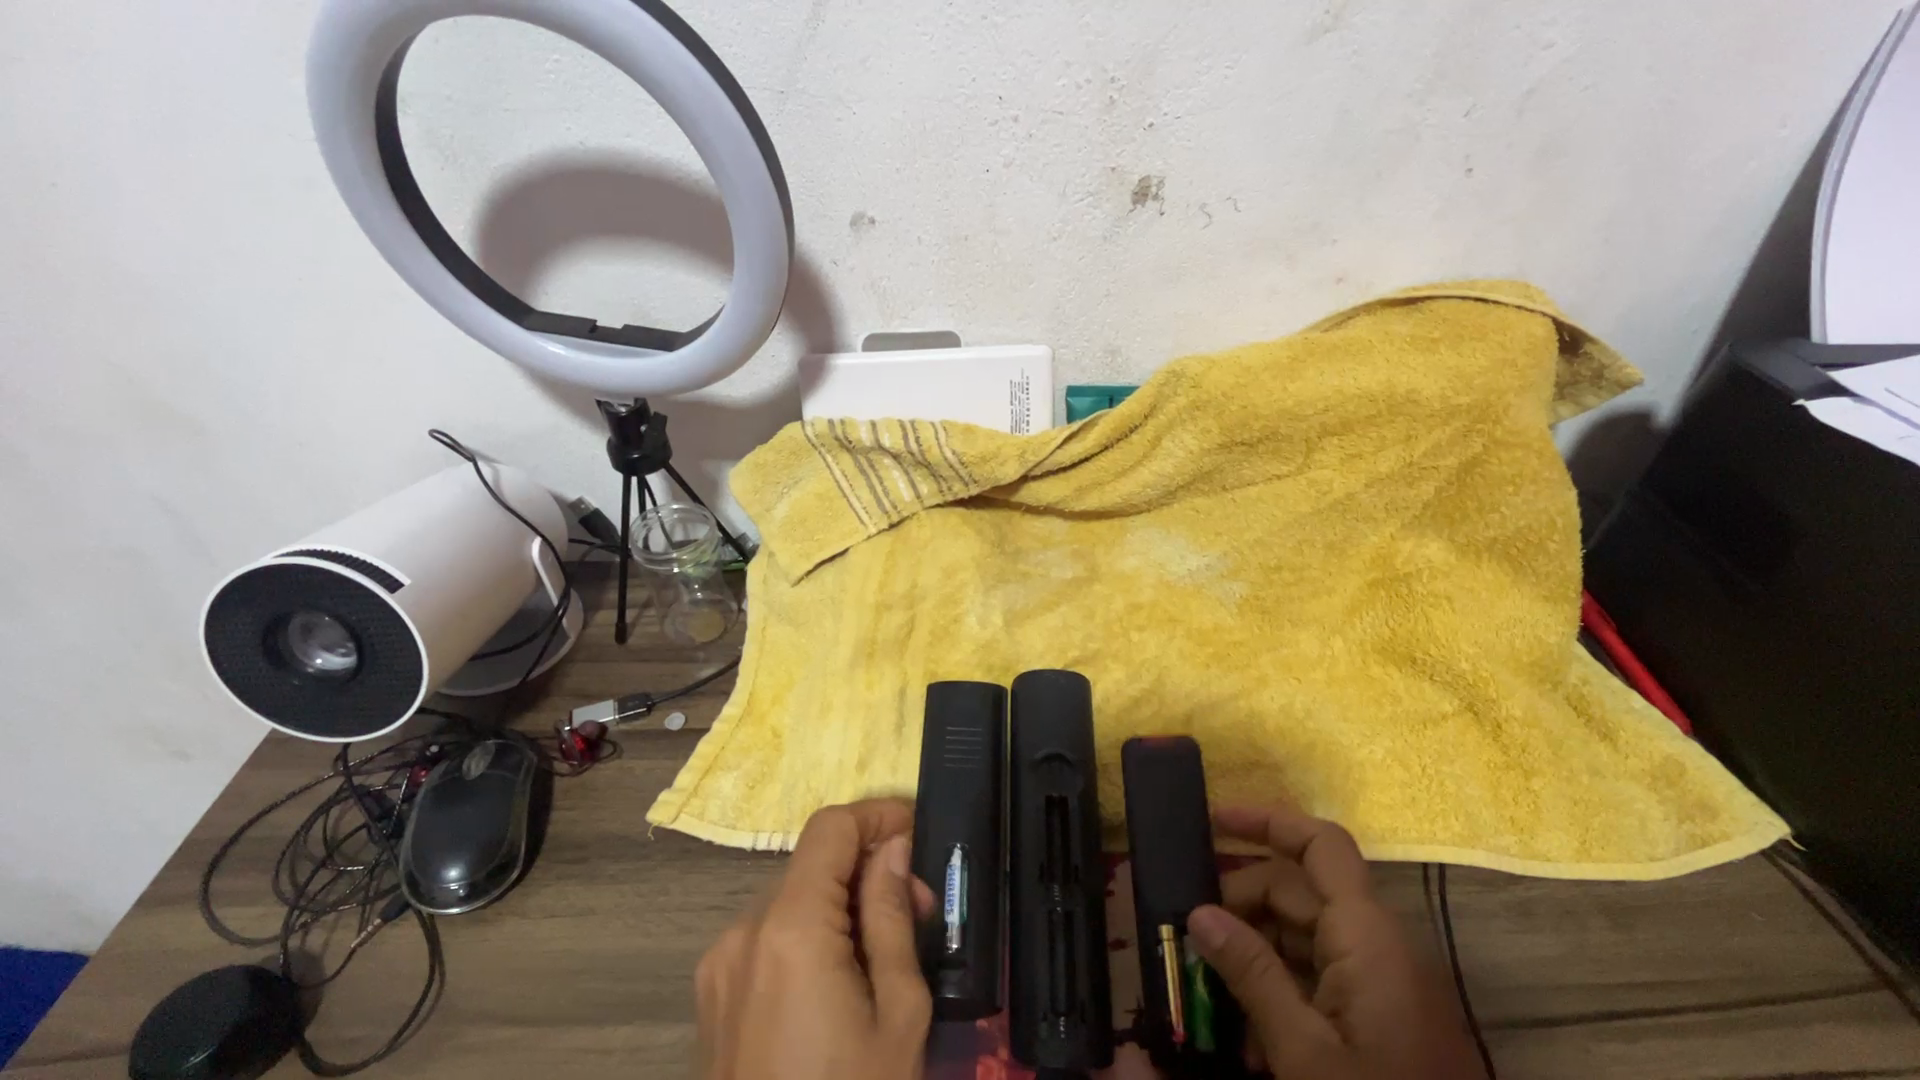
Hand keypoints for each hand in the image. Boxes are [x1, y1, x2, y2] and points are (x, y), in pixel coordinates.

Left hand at [695, 799, 937, 1079]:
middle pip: (811, 867)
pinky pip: (767, 940)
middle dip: (868, 871)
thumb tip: (892, 849)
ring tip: (885, 956)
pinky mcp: (712, 997)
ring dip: (839, 907)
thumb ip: (891, 917)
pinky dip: (808, 938)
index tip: (917, 829)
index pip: (829, 829)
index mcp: (788, 929)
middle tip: (921, 911)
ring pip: (790, 903)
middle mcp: (741, 933)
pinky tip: (840, 984)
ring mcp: (719, 966)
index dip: (876, 815)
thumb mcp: (898, 1013)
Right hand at [1184, 805, 1487, 1079]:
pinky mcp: (1377, 1014)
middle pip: (1298, 890)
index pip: (1320, 845)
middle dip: (1239, 900)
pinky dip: (1278, 985)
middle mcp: (1375, 943)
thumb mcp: (1303, 1051)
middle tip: (1187, 930)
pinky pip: (1318, 975)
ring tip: (1204, 984)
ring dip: (1252, 949)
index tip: (1210, 821)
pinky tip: (1243, 1029)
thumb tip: (1200, 913)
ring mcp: (1378, 980)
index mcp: (1366, 935)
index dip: (1268, 822)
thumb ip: (1251, 975)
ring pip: (1303, 935)